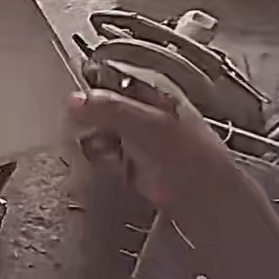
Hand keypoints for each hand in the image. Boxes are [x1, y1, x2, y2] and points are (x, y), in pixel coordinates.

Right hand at [69, 88, 248, 208]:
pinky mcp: (130, 164)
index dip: (93, 89)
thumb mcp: (146, 122)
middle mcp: (145, 114)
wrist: (203, 197)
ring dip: (97, 142)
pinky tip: (111, 164)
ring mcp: (138, 140)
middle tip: (87, 126)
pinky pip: (104, 156)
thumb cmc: (192, 155)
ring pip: (100, 133)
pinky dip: (102, 160)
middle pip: (102, 109)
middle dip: (91, 120)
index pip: (114, 81)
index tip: (77, 100)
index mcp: (154, 93)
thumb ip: (109, 108)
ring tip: (107, 150)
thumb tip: (76, 99)